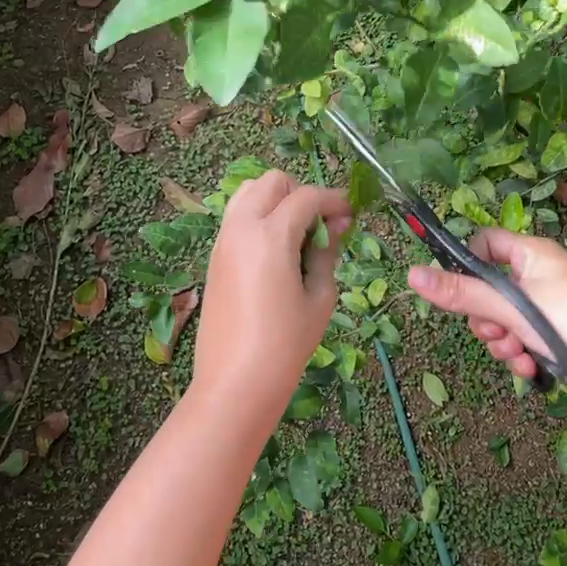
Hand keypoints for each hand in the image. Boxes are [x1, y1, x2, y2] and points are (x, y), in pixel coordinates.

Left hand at [192, 170, 350, 414]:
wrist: (235, 384)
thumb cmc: (285, 345)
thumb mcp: (319, 297)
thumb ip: (328, 253)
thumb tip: (338, 224)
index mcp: (270, 235)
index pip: (306, 197)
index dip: (334, 200)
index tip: (352, 214)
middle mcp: (241, 227)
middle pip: (272, 182)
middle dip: (301, 193)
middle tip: (321, 225)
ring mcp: (223, 240)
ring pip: (248, 192)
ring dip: (276, 200)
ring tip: (297, 235)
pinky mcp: (214, 256)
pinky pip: (237, 217)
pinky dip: (258, 218)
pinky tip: (277, 251)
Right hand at [406, 227, 566, 393]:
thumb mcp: (511, 305)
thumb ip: (461, 292)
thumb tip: (413, 274)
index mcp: (531, 252)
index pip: (485, 244)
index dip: (468, 265)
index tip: (459, 291)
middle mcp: (539, 274)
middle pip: (489, 289)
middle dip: (486, 317)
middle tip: (496, 332)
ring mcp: (548, 306)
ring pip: (503, 320)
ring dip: (503, 341)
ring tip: (517, 354)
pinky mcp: (554, 336)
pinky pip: (521, 339)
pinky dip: (520, 354)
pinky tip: (529, 368)